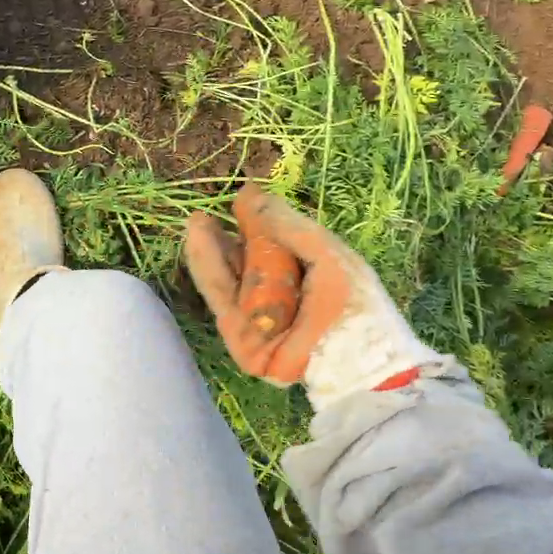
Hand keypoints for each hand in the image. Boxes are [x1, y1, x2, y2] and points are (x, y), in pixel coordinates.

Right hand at [183, 185, 439, 408]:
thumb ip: (288, 225)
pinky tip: (196, 241)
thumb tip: (249, 193)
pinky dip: (205, 268)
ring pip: (226, 278)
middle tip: (207, 214)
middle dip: (225, 239)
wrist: (356, 360)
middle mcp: (279, 299)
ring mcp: (257, 319)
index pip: (273, 249)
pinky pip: (219, 297)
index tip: (241, 200)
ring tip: (196, 221)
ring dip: (208, 249)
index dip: (255, 226)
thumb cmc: (354, 304)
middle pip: (244, 263)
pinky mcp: (240, 337)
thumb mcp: (326, 254)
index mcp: (305, 282)